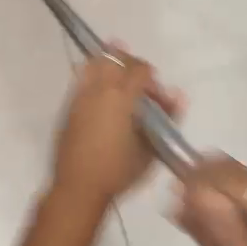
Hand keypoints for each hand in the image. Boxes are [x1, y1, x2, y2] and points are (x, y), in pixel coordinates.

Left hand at [50, 49, 182, 210]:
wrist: (78, 187)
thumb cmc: (118, 172)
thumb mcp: (150, 149)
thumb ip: (167, 118)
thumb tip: (178, 95)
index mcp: (121, 97)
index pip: (139, 68)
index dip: (152, 77)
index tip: (157, 96)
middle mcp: (98, 89)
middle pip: (116, 58)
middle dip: (132, 64)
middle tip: (141, 83)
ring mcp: (79, 96)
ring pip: (95, 63)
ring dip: (111, 65)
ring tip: (121, 79)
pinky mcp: (67, 106)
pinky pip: (81, 78)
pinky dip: (94, 76)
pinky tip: (103, 94)